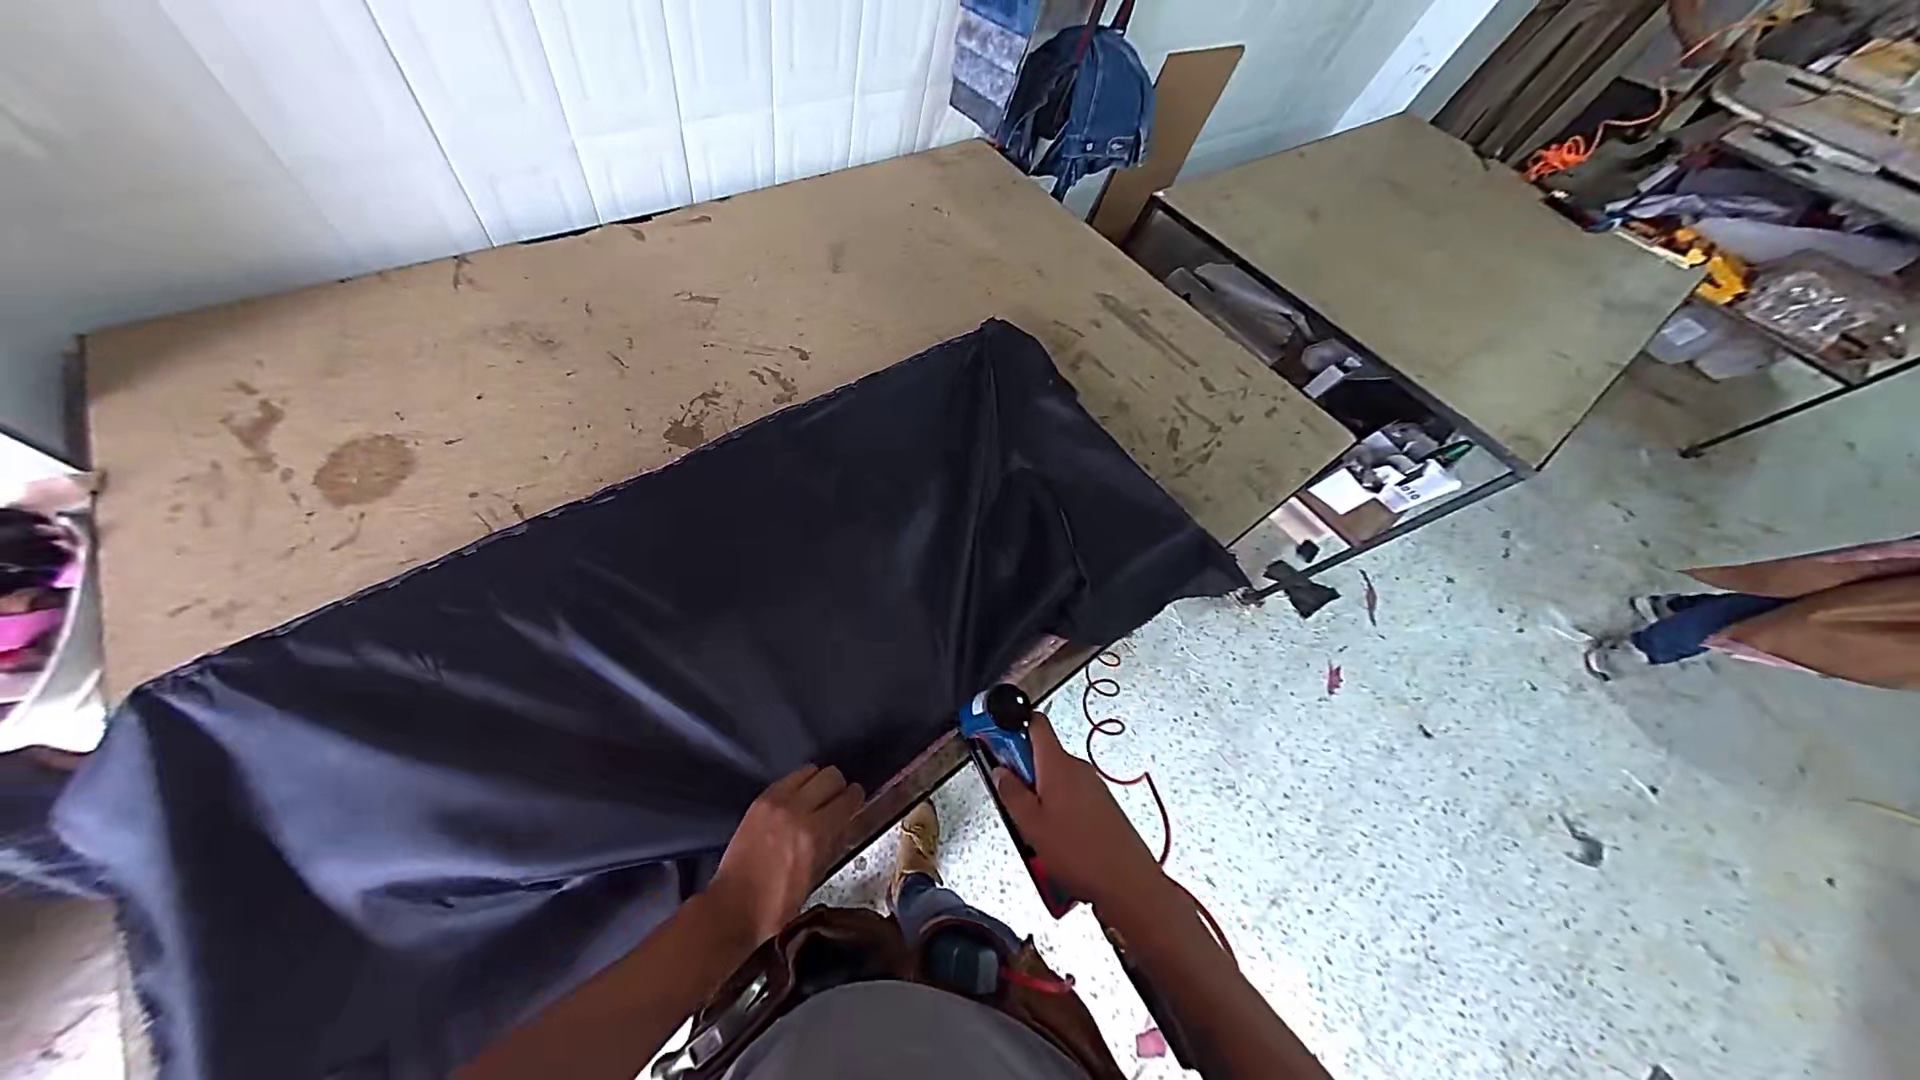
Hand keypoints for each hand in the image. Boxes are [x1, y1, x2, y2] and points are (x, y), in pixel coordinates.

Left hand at [708, 765, 864, 943]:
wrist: (733, 906)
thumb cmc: (776, 903)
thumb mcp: (816, 877)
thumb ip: (833, 843)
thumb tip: (844, 823)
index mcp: (815, 834)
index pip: (847, 799)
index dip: (856, 798)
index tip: (856, 800)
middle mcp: (796, 811)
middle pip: (831, 776)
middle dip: (839, 787)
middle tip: (837, 799)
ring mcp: (775, 803)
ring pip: (809, 771)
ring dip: (817, 782)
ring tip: (815, 798)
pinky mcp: (759, 802)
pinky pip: (787, 779)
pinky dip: (797, 785)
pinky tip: (795, 800)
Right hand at [992, 711, 1165, 912]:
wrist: (1127, 882)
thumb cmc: (1082, 854)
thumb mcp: (1030, 824)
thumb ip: (1011, 792)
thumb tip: (1000, 773)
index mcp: (1057, 764)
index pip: (1035, 723)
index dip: (1013, 727)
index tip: (996, 740)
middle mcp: (1077, 768)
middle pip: (1042, 755)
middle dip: (1023, 774)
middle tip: (1011, 799)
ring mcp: (1092, 786)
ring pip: (1055, 780)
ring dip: (1039, 797)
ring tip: (1033, 830)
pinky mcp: (1101, 805)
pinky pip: (1071, 797)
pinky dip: (1058, 811)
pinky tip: (1054, 839)